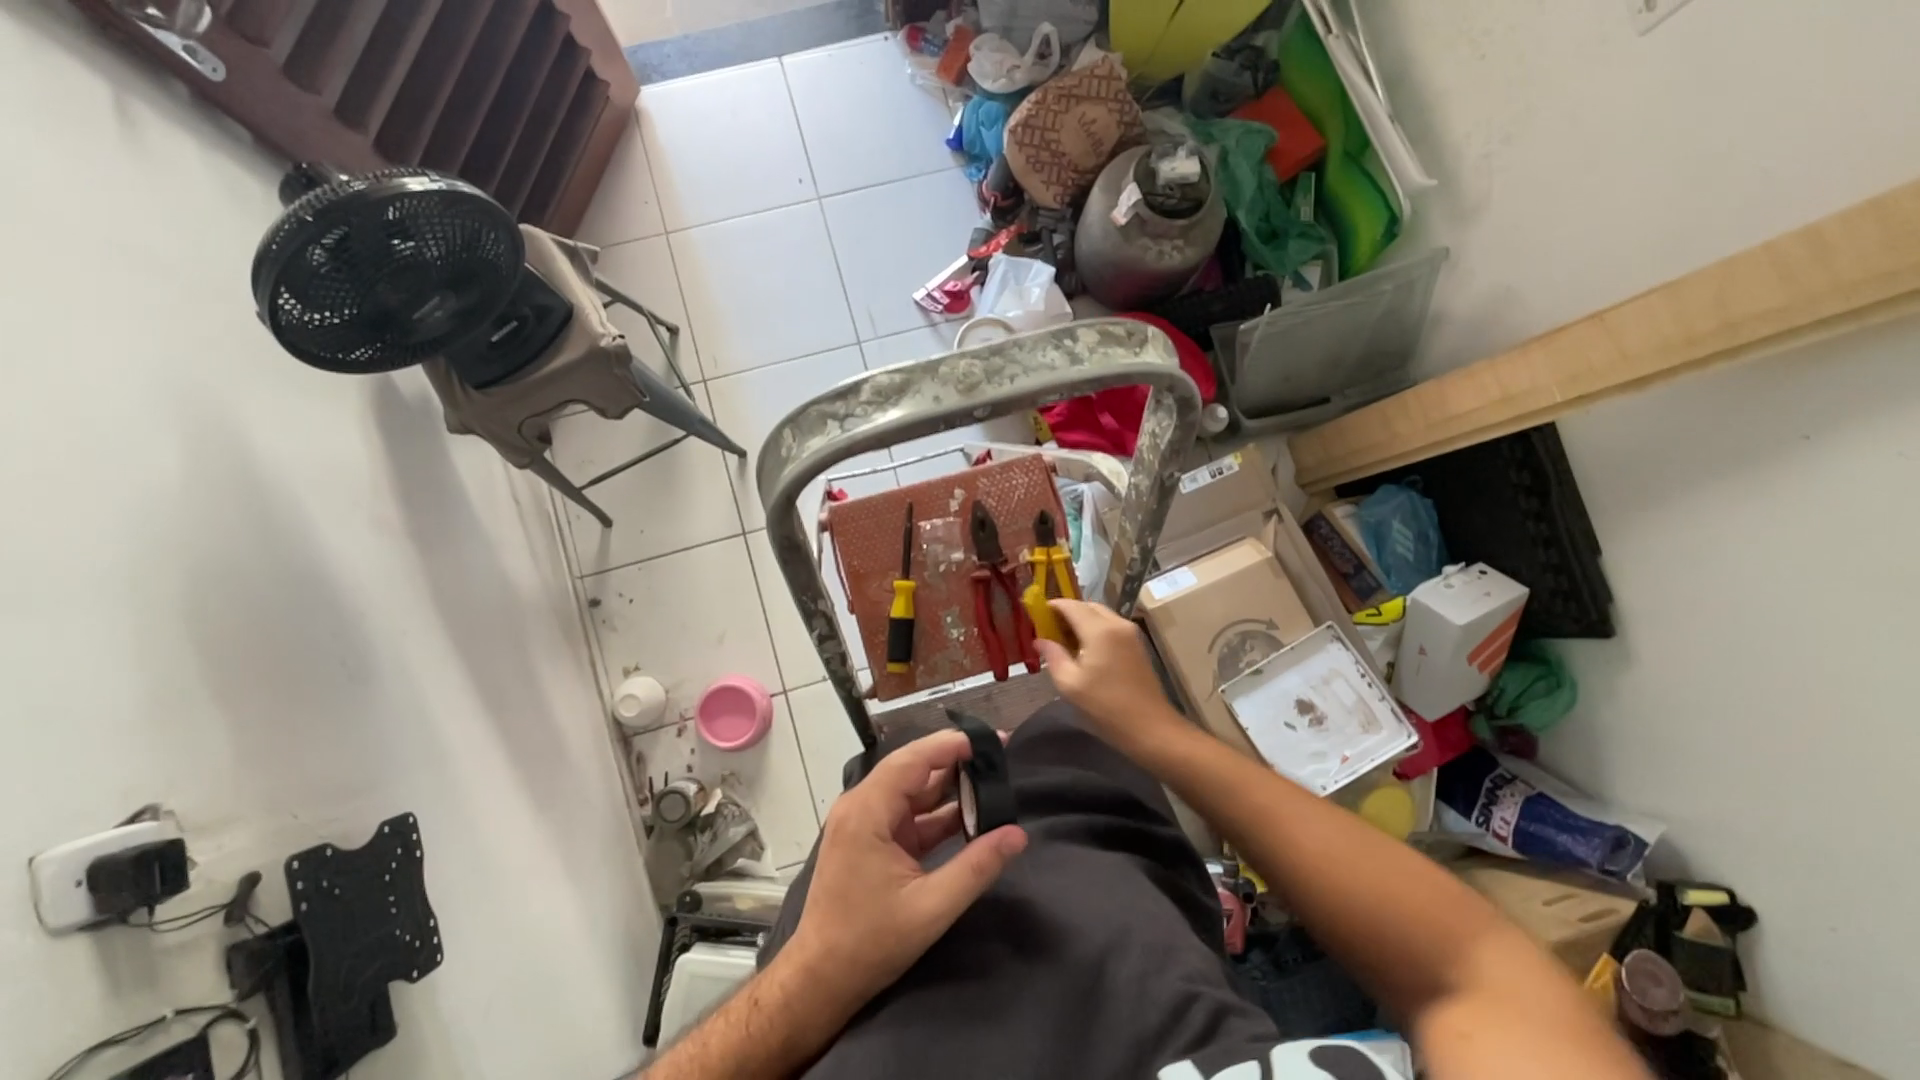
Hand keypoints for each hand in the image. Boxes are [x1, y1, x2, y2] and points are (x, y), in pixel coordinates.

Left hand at [788, 730, 1027, 1008]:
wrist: (822, 977)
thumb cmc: (870, 941)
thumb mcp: (932, 906)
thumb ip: (977, 866)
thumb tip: (1018, 834)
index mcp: (867, 811)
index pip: (913, 760)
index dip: (952, 745)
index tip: (993, 741)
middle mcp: (862, 807)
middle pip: (914, 770)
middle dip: (957, 761)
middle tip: (1002, 756)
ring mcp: (866, 823)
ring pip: (914, 792)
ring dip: (951, 789)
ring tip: (996, 782)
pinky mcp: (872, 841)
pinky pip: (910, 816)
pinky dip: (940, 815)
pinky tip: (974, 817)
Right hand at [1033, 599, 1183, 750]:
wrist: (1150, 727)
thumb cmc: (1105, 707)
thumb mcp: (1070, 684)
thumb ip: (1053, 656)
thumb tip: (1039, 640)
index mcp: (1099, 630)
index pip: (1070, 605)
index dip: (1051, 606)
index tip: (1035, 615)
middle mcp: (1117, 624)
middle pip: (1087, 606)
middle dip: (1066, 613)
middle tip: (1048, 630)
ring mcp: (1131, 633)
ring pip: (1101, 615)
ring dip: (1081, 621)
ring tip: (1063, 641)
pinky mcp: (1137, 645)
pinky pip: (1111, 626)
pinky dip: (1095, 629)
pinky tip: (1084, 650)